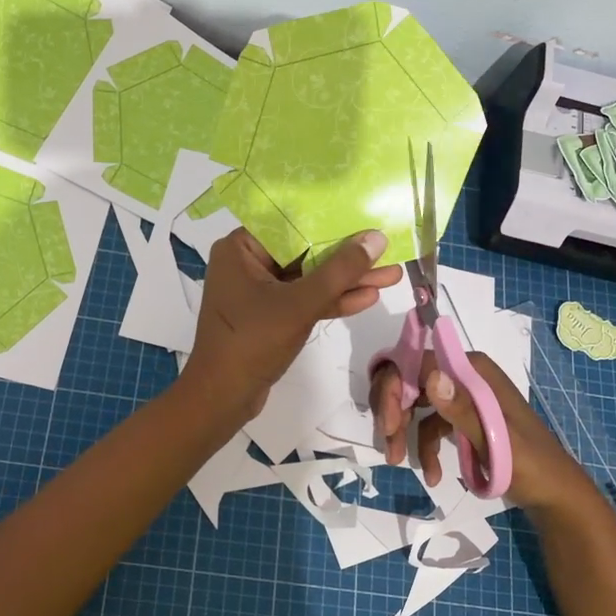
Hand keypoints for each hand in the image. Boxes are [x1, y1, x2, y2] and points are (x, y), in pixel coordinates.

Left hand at [181, 228, 402, 419]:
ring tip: (392, 275)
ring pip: (308, 278)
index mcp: (241, 248)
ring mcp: (258, 291)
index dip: (332, 220)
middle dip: (347, 256)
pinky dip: (331, 300)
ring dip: (346, 280)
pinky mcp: (269, 316)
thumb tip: (375, 239)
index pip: (291, 223)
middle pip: (304, 250)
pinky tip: (367, 297)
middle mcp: (246, 263)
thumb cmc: (252, 342)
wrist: (223, 397)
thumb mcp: (300, 304)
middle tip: (388, 249)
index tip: (368, 217)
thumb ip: (339, 271)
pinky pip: (303, 300)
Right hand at [371, 350, 598, 511]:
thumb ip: (463, 410)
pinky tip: (432, 475)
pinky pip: (428, 426)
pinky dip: (422, 449)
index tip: (388, 424)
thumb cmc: (531, 465)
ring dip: (400, 430)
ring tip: (395, 460)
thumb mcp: (495, 440)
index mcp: (475, 371)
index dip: (394, 386)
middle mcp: (465, 376)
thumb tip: (431, 376)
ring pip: (413, 403)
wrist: (552, 493)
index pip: (418, 361)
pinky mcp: (461, 419)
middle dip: (392, 408)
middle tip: (387, 440)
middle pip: (410, 378)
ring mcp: (462, 398)